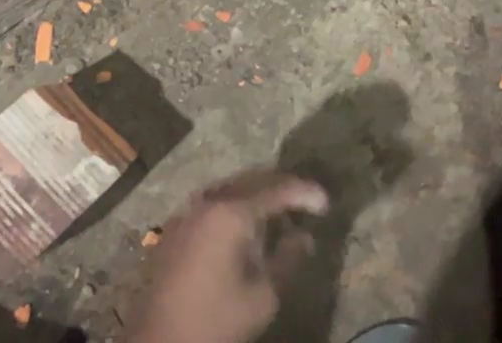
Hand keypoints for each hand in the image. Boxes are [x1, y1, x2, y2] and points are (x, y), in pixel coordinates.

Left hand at [134, 171, 328, 342]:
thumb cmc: (214, 322)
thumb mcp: (263, 296)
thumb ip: (288, 258)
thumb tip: (304, 237)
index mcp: (232, 212)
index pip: (280, 189)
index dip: (307, 193)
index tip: (326, 205)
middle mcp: (209, 201)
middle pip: (255, 180)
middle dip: (283, 189)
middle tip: (307, 203)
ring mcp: (187, 212)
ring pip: (232, 189)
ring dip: (258, 196)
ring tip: (280, 214)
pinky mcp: (175, 230)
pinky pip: (214, 204)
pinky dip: (236, 207)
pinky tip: (247, 227)